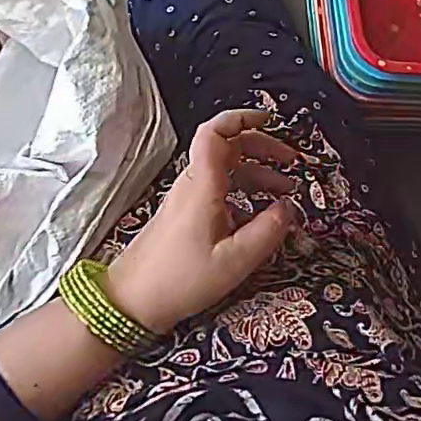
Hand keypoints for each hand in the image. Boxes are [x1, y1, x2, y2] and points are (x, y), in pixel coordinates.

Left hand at [103, 108, 300, 331]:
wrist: (130, 302)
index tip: (271, 121)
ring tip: (285, 192)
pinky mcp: (187, 213)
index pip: (216, 131)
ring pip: (227, 169)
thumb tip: (290, 207)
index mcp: (203, 185)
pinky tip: (260, 217)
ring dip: (258, 173)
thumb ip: (268, 231)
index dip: (242, 118)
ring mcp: (189, 197)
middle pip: (229, 145)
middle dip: (263, 147)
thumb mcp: (234, 261)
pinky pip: (221, 190)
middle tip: (291, 162)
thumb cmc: (180, 279)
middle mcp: (195, 184)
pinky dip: (245, 193)